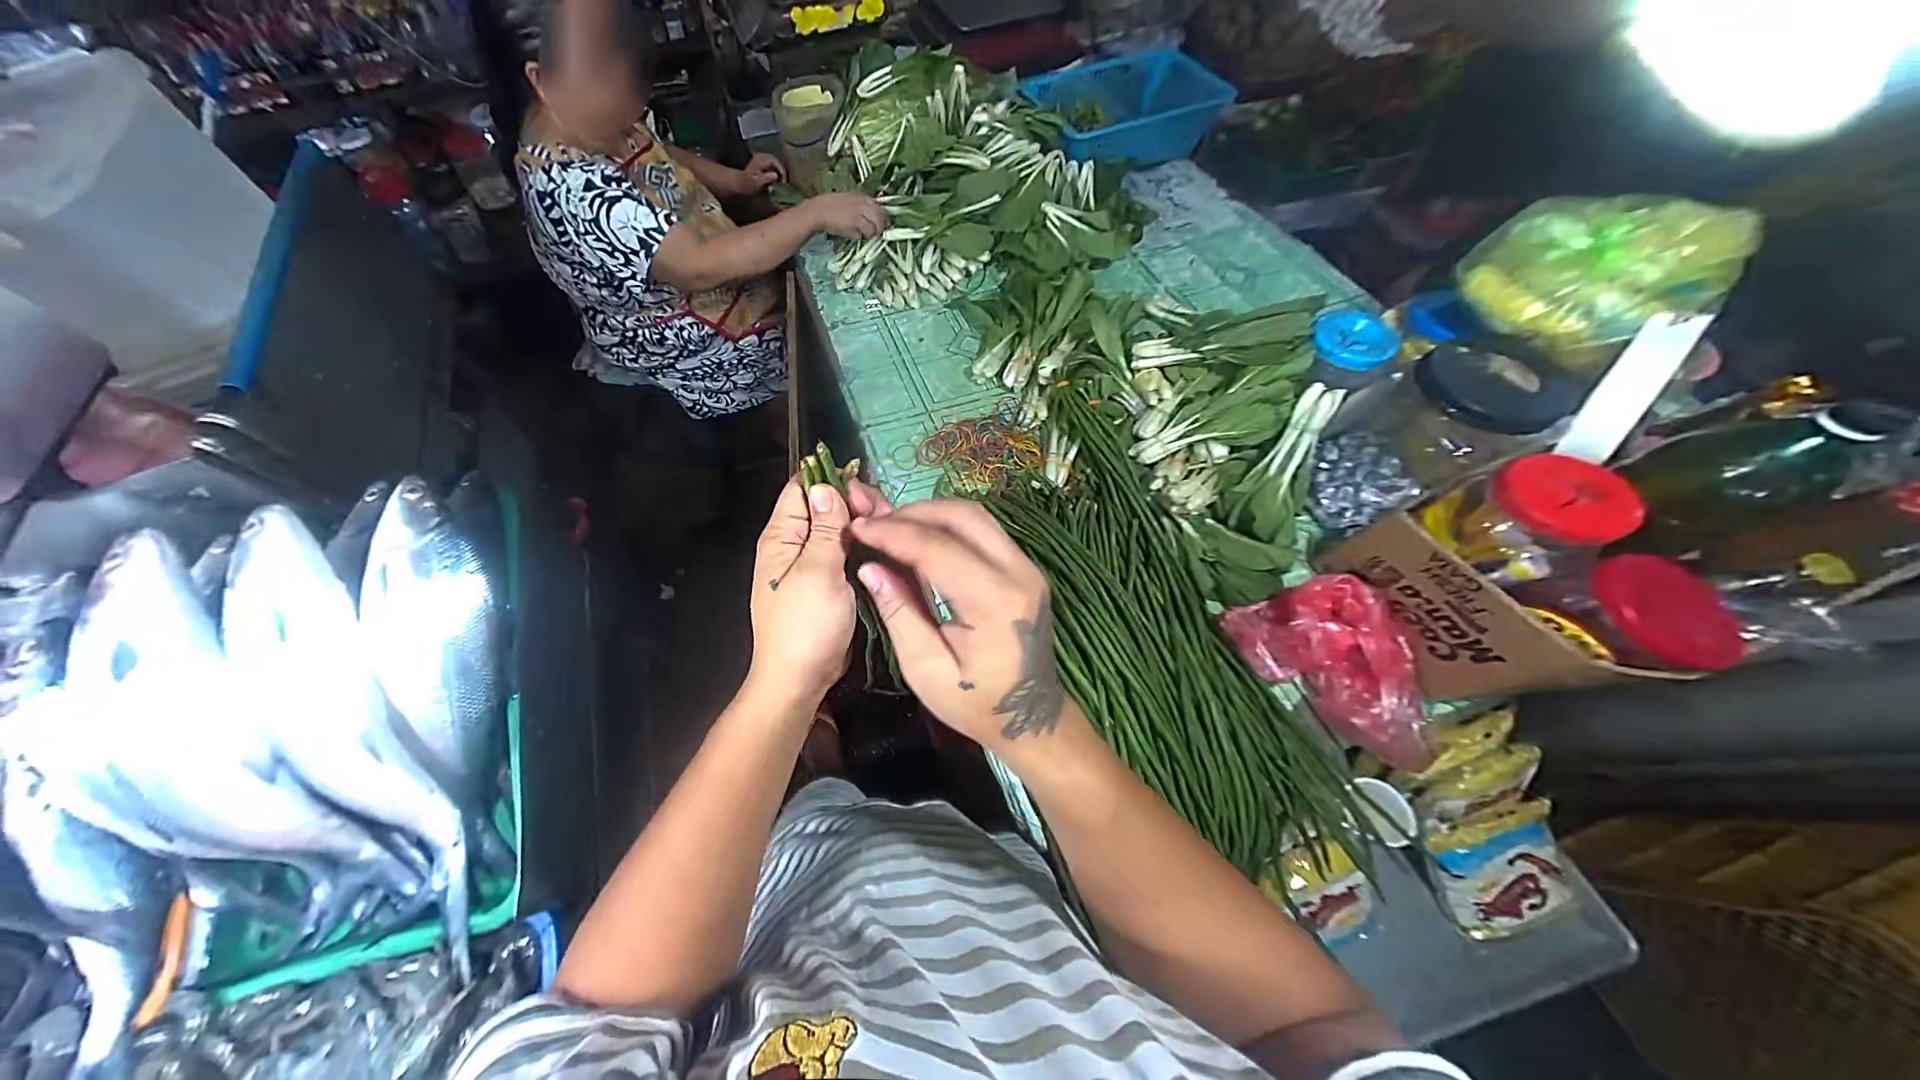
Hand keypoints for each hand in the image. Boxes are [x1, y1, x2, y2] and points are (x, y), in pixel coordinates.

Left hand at [738, 152, 785, 192]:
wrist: (739, 182)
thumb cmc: (748, 183)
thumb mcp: (757, 182)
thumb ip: (765, 178)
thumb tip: (776, 175)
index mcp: (761, 159)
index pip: (775, 161)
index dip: (782, 170)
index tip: (784, 180)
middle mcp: (761, 156)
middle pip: (776, 161)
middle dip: (781, 170)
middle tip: (784, 181)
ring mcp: (761, 158)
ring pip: (774, 162)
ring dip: (778, 171)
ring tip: (781, 181)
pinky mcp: (761, 162)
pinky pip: (771, 164)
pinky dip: (775, 171)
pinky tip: (775, 179)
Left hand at [746, 474, 891, 708]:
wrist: (800, 679)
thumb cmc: (805, 627)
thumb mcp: (818, 572)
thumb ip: (824, 528)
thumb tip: (825, 485)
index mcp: (782, 537)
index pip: (803, 488)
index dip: (834, 482)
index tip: (866, 493)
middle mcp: (794, 544)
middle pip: (825, 506)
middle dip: (855, 504)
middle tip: (888, 516)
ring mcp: (812, 564)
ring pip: (839, 529)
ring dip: (863, 526)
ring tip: (893, 531)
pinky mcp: (829, 581)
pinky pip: (846, 553)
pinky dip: (864, 547)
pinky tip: (887, 549)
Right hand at [805, 192, 887, 239]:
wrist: (817, 211)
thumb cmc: (830, 206)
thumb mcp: (849, 200)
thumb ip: (861, 206)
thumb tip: (872, 216)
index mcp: (862, 197)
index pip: (880, 207)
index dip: (883, 218)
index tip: (881, 224)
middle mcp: (863, 204)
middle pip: (881, 218)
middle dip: (880, 228)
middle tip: (876, 233)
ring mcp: (859, 215)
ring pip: (874, 229)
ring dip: (869, 234)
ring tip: (861, 234)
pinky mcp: (854, 226)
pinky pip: (862, 235)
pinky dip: (858, 237)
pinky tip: (851, 234)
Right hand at [850, 501, 1071, 756]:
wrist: (1031, 717)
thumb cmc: (976, 703)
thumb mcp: (926, 669)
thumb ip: (899, 613)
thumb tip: (870, 567)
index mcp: (995, 602)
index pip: (938, 548)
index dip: (893, 533)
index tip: (857, 528)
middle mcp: (1019, 574)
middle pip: (964, 517)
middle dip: (913, 513)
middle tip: (875, 524)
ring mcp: (1027, 568)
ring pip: (977, 518)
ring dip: (932, 515)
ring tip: (893, 528)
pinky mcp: (1025, 569)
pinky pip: (985, 532)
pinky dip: (950, 527)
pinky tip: (921, 538)